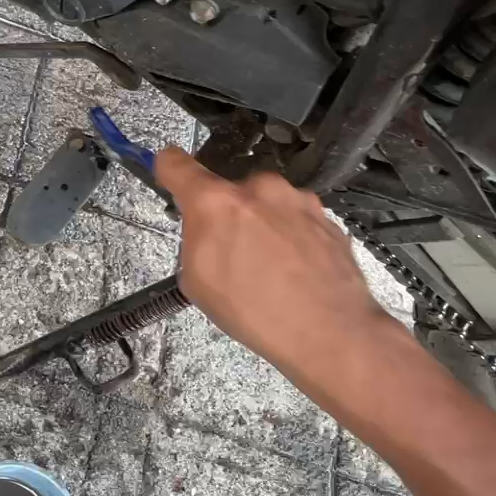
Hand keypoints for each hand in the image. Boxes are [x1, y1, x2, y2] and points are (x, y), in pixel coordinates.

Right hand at [154, 147, 398, 388]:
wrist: (329, 331)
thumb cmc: (255, 311)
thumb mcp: (197, 281)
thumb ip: (194, 241)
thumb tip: (204, 232)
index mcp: (216, 203)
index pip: (177, 165)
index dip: (167, 167)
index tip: (166, 169)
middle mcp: (258, 189)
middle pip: (228, 192)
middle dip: (224, 215)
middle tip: (228, 253)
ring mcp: (297, 200)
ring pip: (264, 204)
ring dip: (259, 225)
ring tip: (266, 269)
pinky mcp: (325, 216)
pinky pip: (294, 219)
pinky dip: (288, 237)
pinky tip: (291, 271)